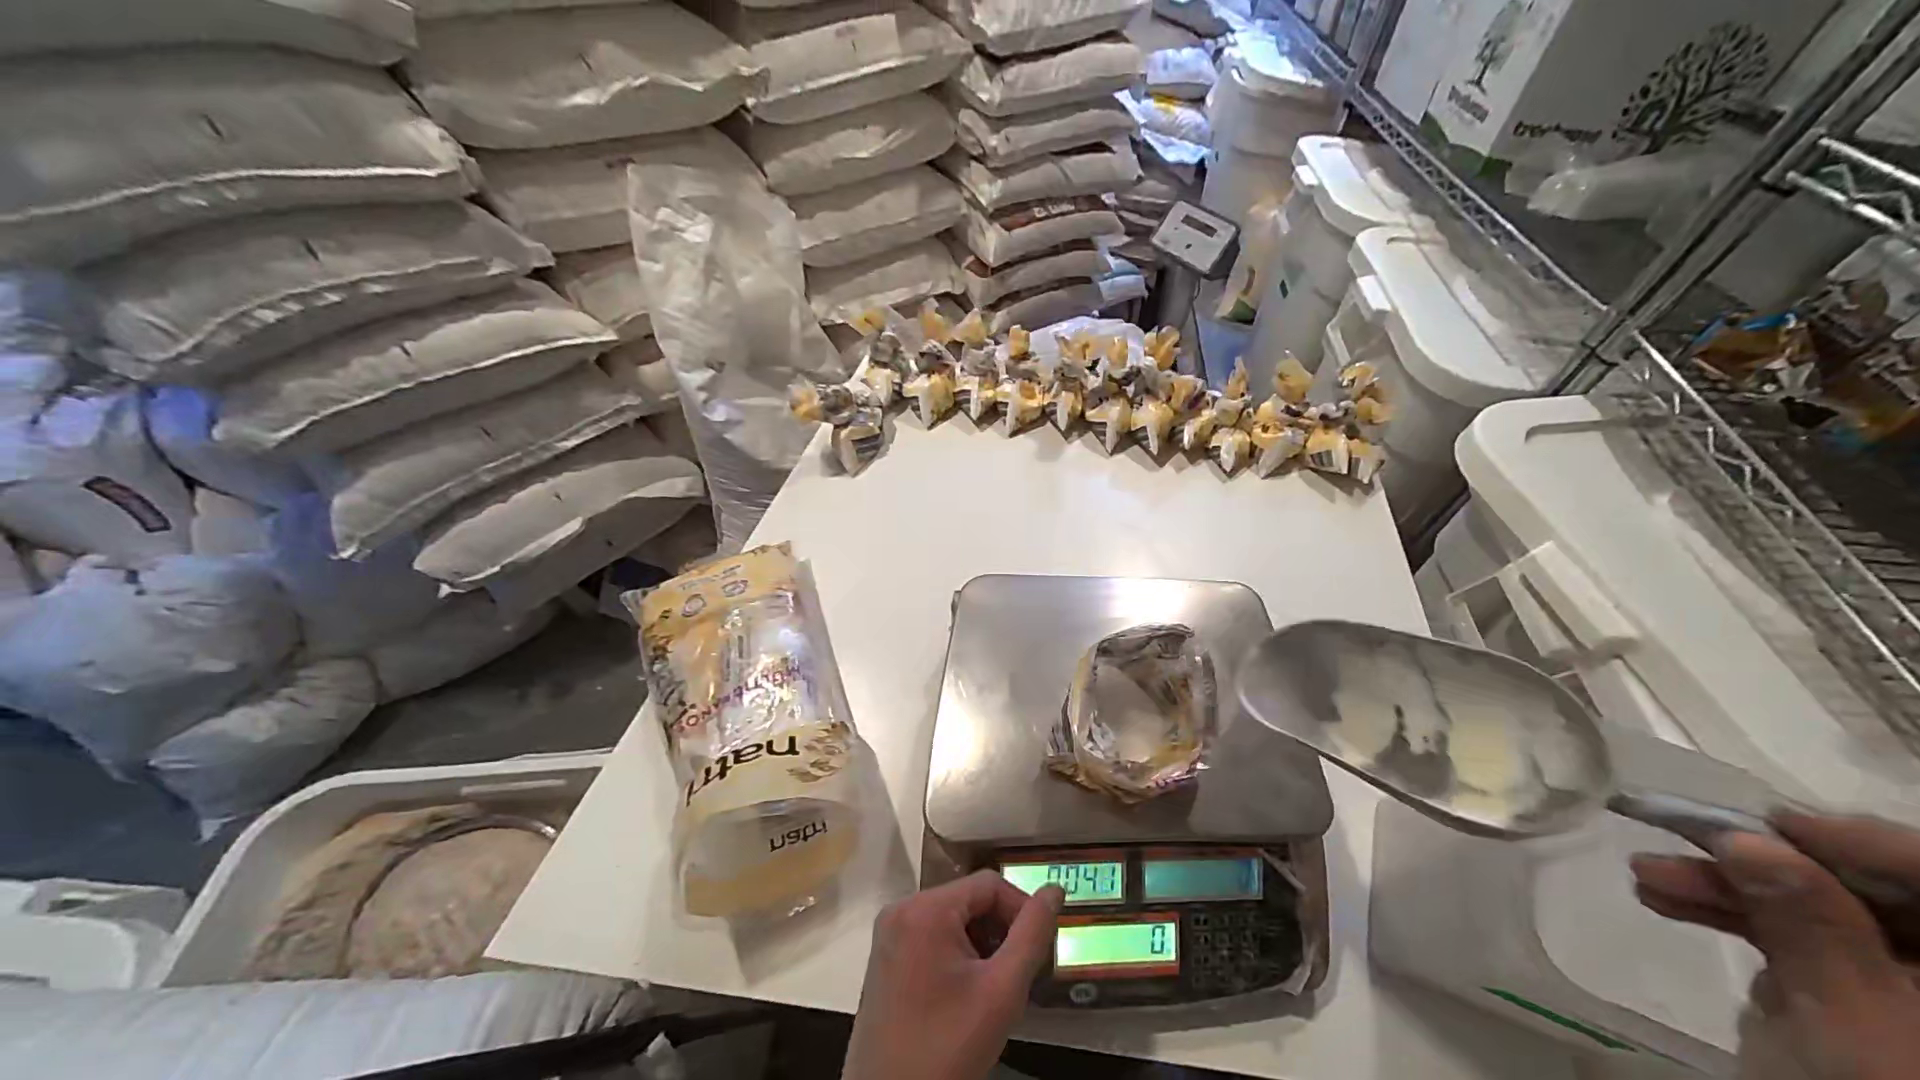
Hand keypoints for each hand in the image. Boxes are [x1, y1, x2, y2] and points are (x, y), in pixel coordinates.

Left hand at [843, 871, 1062, 1079]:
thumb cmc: (948, 1047)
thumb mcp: (1002, 990)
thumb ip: (1032, 934)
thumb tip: (1054, 890)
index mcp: (925, 909)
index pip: (989, 884)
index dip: (1021, 910)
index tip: (1039, 949)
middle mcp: (901, 909)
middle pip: (969, 899)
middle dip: (1000, 931)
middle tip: (1017, 974)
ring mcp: (889, 933)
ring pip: (953, 919)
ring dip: (981, 945)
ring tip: (994, 988)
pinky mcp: (886, 957)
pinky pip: (932, 937)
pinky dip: (958, 955)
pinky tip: (968, 994)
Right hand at [1632, 812, 1919, 1079]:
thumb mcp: (1846, 1025)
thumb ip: (1810, 924)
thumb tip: (1746, 837)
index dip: (1861, 841)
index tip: (1763, 820)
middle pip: (1885, 899)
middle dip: (1769, 867)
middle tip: (1676, 843)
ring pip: (1837, 919)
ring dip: (1735, 892)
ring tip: (1647, 879)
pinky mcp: (1881, 1011)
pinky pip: (1815, 947)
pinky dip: (1745, 924)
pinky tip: (1676, 908)